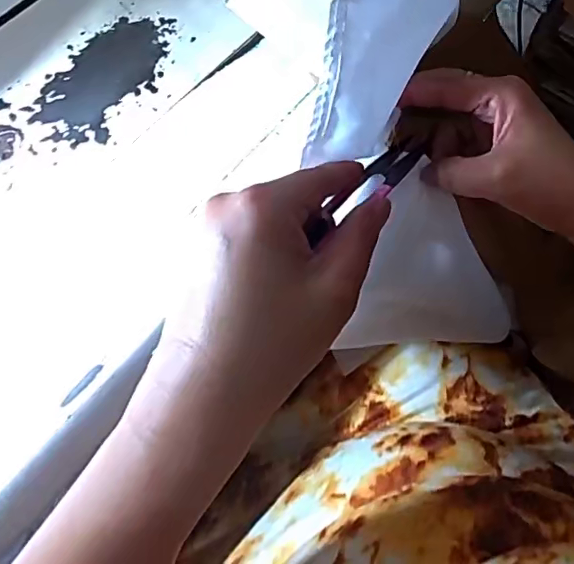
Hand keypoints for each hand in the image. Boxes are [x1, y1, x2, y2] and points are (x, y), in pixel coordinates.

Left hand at [153, 162, 390, 422]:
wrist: (200, 399)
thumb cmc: (275, 343)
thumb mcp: (336, 288)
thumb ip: (363, 232)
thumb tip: (380, 196)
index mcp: (262, 202)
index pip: (322, 174)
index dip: (354, 180)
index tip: (376, 193)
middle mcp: (228, 199)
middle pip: (294, 194)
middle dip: (317, 222)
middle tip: (323, 273)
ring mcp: (204, 221)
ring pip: (270, 212)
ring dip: (291, 236)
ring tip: (290, 290)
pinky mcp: (193, 244)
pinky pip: (245, 228)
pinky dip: (264, 246)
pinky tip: (262, 293)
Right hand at [400, 70, 573, 252]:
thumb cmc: (548, 184)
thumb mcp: (494, 178)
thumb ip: (451, 171)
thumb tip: (421, 171)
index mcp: (500, 94)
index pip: (447, 85)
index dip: (413, 91)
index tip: (380, 99)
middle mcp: (499, 98)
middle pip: (448, 96)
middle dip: (420, 110)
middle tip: (383, 122)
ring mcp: (502, 119)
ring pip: (455, 119)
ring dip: (434, 135)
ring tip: (401, 148)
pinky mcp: (503, 140)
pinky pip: (466, 137)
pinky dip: (449, 149)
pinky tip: (429, 161)